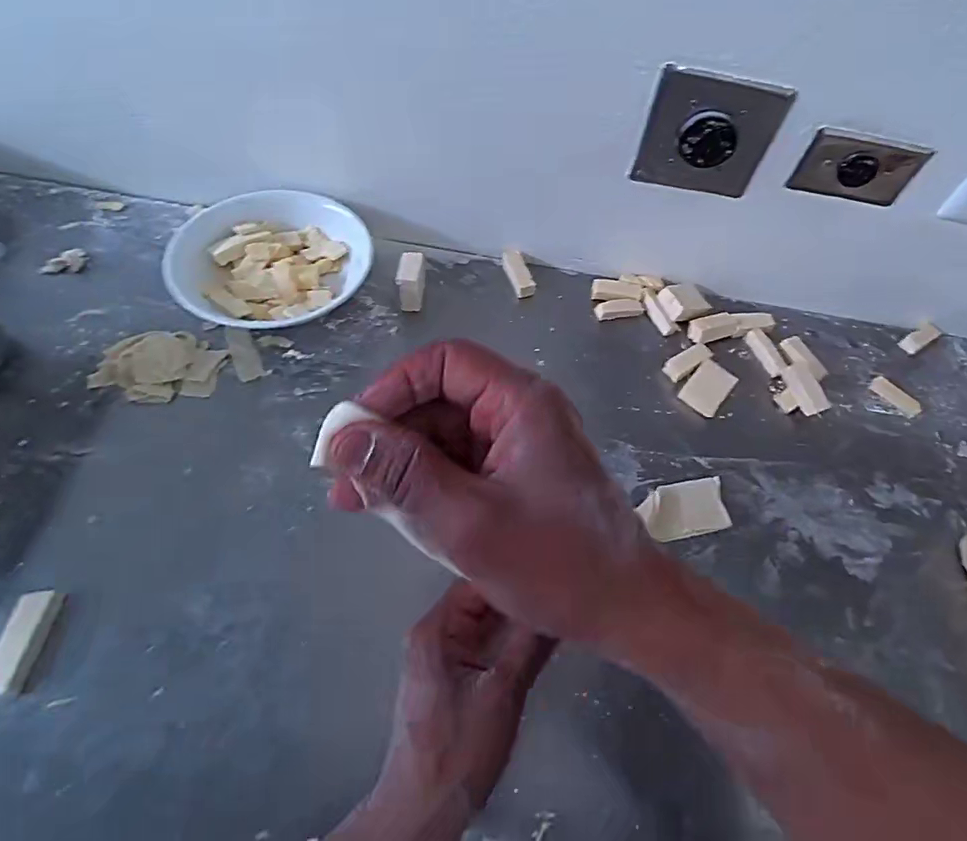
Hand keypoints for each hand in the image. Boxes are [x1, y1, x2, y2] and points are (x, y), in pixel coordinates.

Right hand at [326, 339, 666, 646]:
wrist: (623, 603)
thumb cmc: (555, 563)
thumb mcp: (467, 521)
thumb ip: (403, 475)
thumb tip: (342, 439)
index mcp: (522, 403)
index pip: (447, 362)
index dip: (394, 387)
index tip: (354, 430)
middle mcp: (523, 412)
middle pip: (443, 399)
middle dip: (390, 434)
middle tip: (342, 478)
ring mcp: (523, 443)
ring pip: (449, 435)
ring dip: (402, 463)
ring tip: (355, 502)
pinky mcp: (520, 474)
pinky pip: (464, 463)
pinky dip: (428, 483)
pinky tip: (393, 511)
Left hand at [332, 582, 556, 840]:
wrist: (423, 811)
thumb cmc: (458, 749)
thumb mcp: (502, 692)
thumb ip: (529, 644)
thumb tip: (558, 601)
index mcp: (435, 629)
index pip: (476, 579)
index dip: (512, 569)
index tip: (548, 566)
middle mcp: (435, 635)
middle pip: (482, 599)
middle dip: (519, 594)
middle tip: (562, 585)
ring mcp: (444, 657)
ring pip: (487, 623)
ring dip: (518, 618)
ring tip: (559, 603)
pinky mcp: (455, 677)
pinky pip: (487, 643)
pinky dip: (511, 639)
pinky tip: (542, 635)